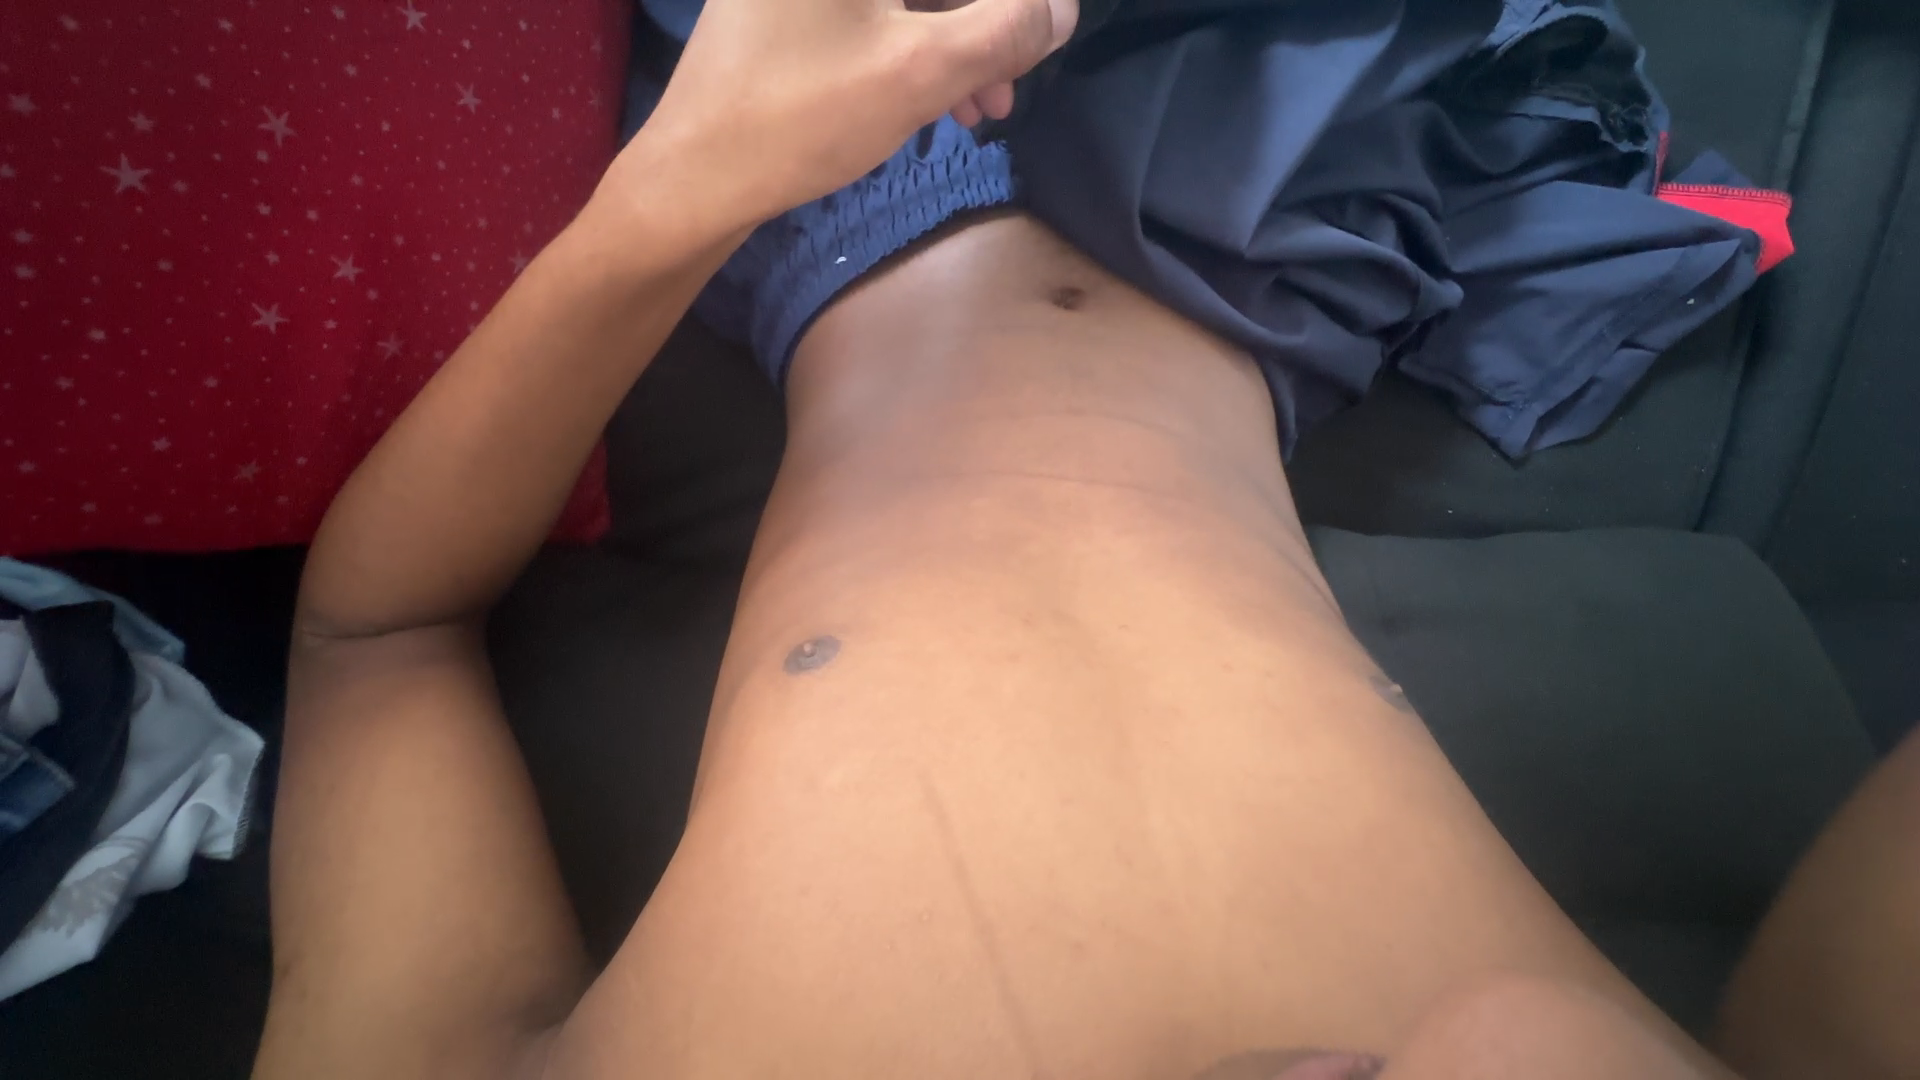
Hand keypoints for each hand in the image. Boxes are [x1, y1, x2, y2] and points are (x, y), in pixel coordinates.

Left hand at [607, 0, 1076, 234]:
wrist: (699, 173)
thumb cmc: (804, 117)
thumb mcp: (918, 73)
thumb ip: (1001, 31)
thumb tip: (1063, 7)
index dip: (1005, 8)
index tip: (1033, 38)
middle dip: (981, 26)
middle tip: (1009, 86)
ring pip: (904, 0)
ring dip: (953, 45)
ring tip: (981, 110)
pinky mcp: (789, 10)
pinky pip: (872, 16)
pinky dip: (911, 51)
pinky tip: (933, 100)